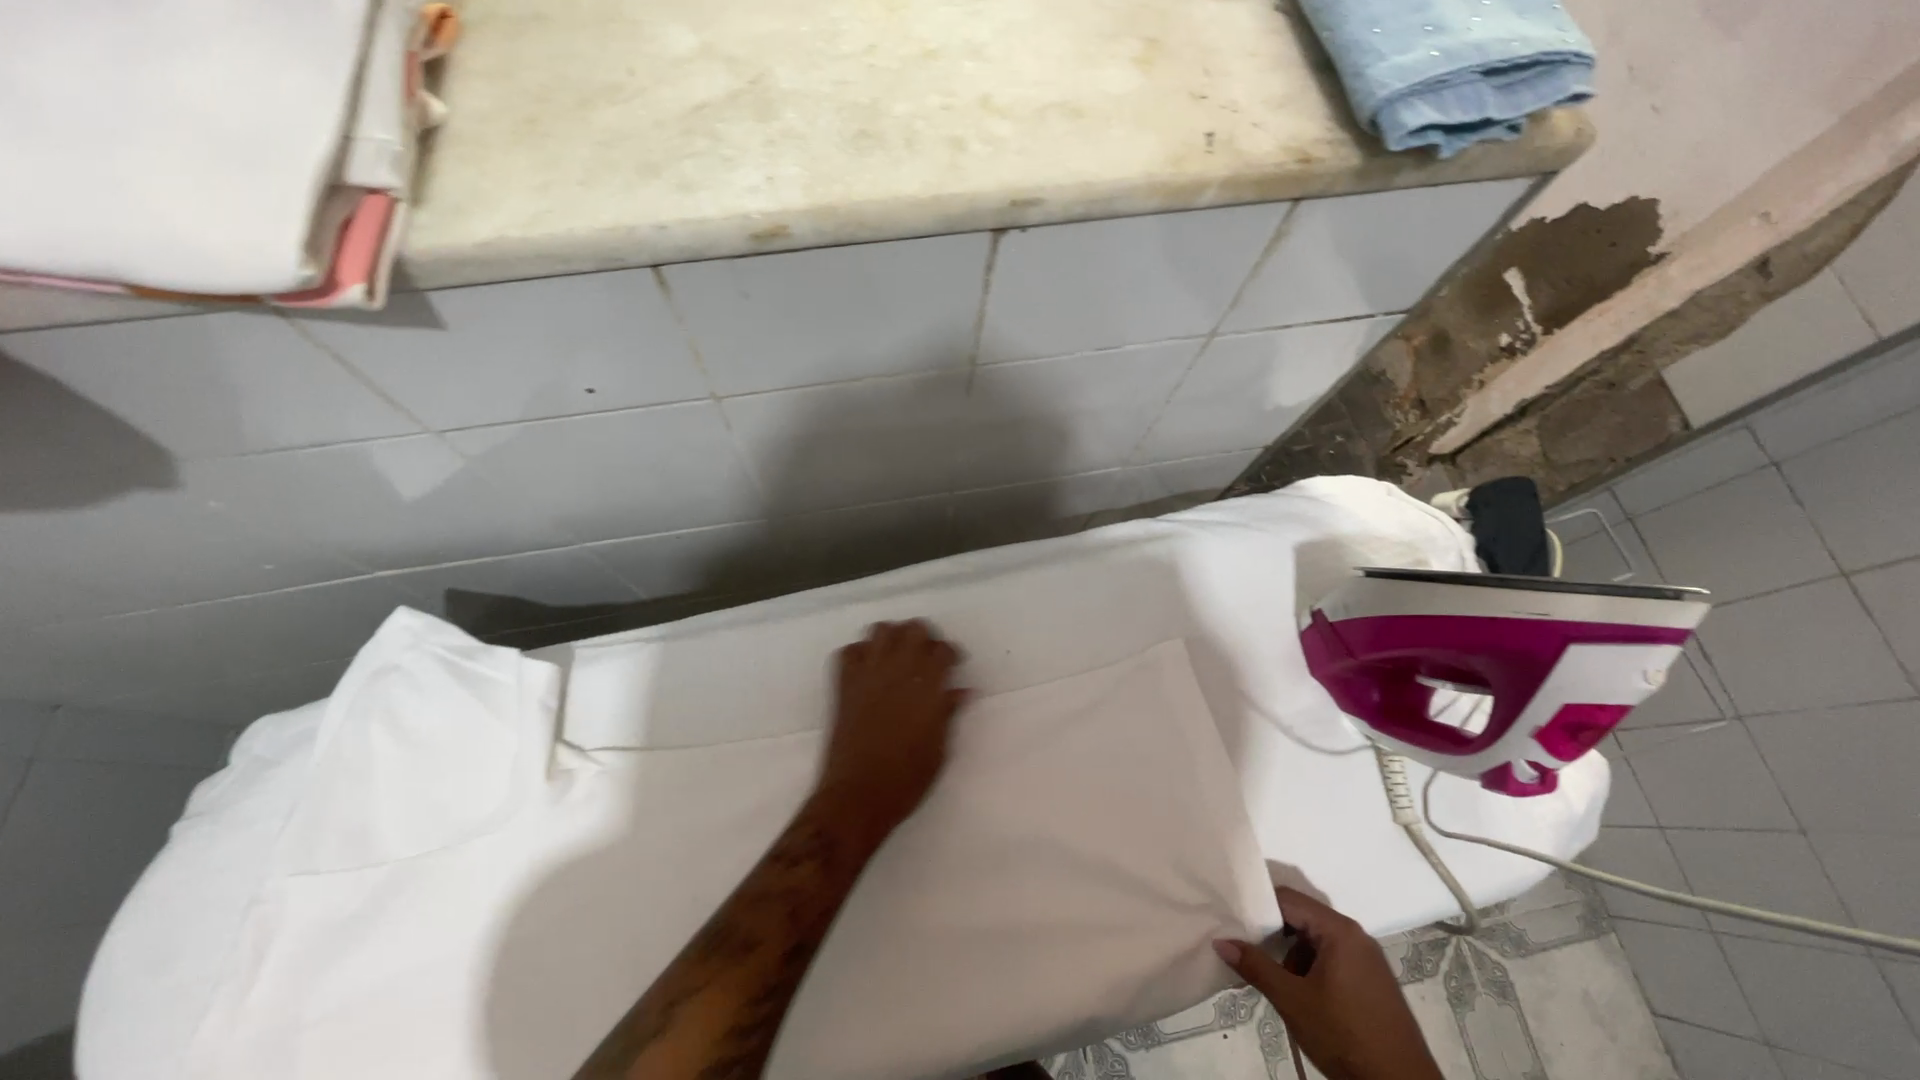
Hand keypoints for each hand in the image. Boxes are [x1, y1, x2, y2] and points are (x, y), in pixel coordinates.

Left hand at [814, 619, 969, 842]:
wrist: (857, 796)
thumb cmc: (906, 780)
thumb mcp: (939, 749)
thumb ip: (949, 713)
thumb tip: (964, 690)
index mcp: (927, 688)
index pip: (943, 649)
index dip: (951, 653)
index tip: (954, 666)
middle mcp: (897, 672)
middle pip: (913, 629)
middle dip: (924, 637)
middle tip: (927, 658)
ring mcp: (867, 675)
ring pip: (880, 630)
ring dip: (893, 638)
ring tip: (898, 658)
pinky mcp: (843, 685)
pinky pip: (849, 651)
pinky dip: (860, 653)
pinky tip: (869, 670)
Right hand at [1213, 887, 1442, 1079]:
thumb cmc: (1344, 1036)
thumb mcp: (1292, 1000)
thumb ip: (1255, 966)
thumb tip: (1221, 941)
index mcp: (1339, 931)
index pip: (1289, 899)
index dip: (1257, 906)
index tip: (1232, 918)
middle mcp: (1356, 936)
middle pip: (1303, 917)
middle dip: (1274, 933)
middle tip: (1246, 949)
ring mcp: (1368, 959)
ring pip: (1317, 940)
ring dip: (1292, 955)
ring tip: (1276, 982)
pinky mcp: (1372, 980)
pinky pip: (1333, 958)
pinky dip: (1312, 968)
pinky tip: (1301, 995)